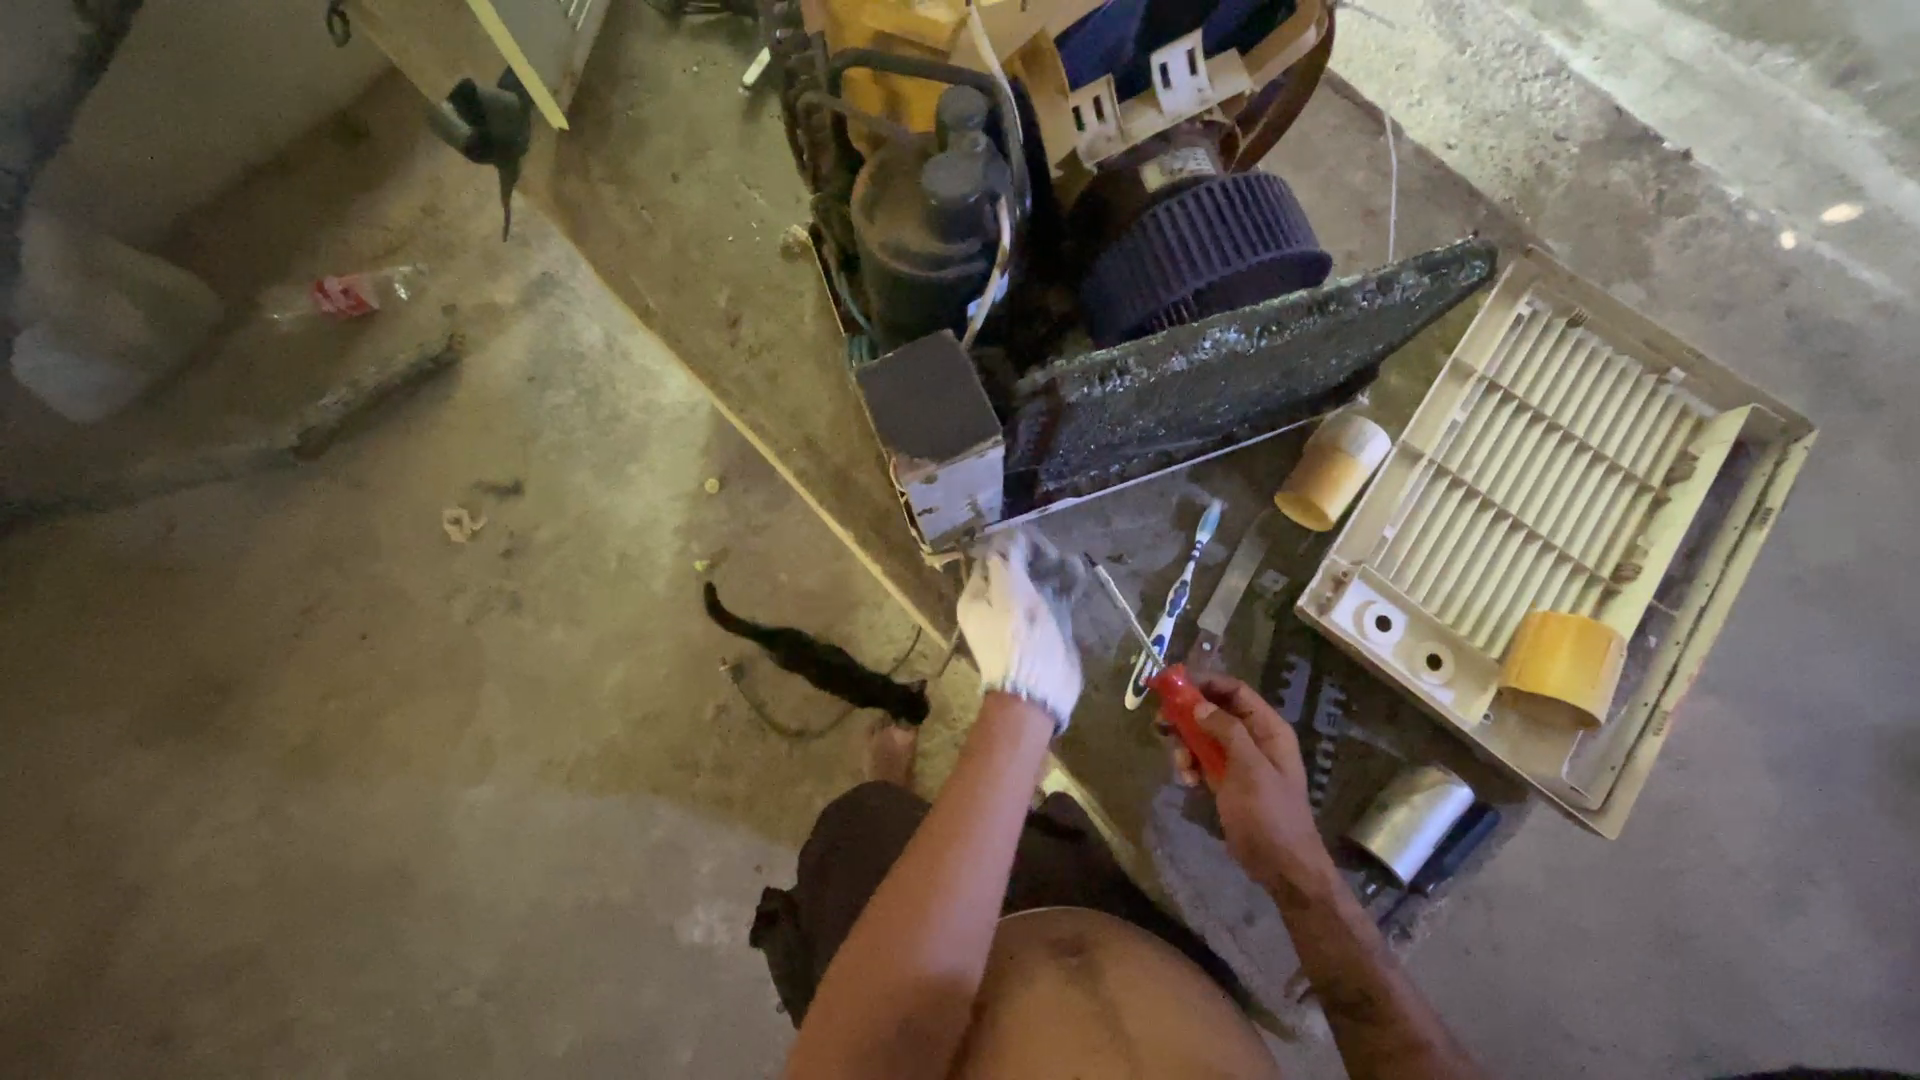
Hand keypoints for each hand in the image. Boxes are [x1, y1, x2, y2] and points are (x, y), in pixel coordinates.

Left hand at [956, 530, 1086, 733]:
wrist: (1037, 690)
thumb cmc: (1017, 638)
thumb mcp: (1008, 592)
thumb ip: (1008, 560)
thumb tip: (1010, 536)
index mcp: (978, 596)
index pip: (991, 557)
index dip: (1012, 545)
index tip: (1034, 544)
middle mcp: (999, 602)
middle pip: (1018, 565)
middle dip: (1038, 555)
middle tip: (1052, 558)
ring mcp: (1025, 614)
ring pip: (1040, 578)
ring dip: (1056, 566)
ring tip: (1070, 567)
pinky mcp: (1049, 624)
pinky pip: (1057, 595)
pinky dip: (1067, 583)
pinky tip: (1077, 575)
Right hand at [1165, 673, 1333, 892]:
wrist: (1281, 865)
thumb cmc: (1271, 813)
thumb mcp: (1250, 769)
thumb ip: (1226, 731)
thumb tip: (1198, 704)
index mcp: (1267, 729)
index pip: (1234, 691)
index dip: (1205, 682)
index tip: (1173, 684)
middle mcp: (1253, 739)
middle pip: (1213, 711)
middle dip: (1187, 716)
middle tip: (1161, 723)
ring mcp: (1238, 761)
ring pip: (1202, 736)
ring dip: (1185, 746)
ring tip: (1180, 765)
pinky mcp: (1225, 781)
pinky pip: (1201, 761)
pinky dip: (1190, 766)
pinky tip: (1186, 782)